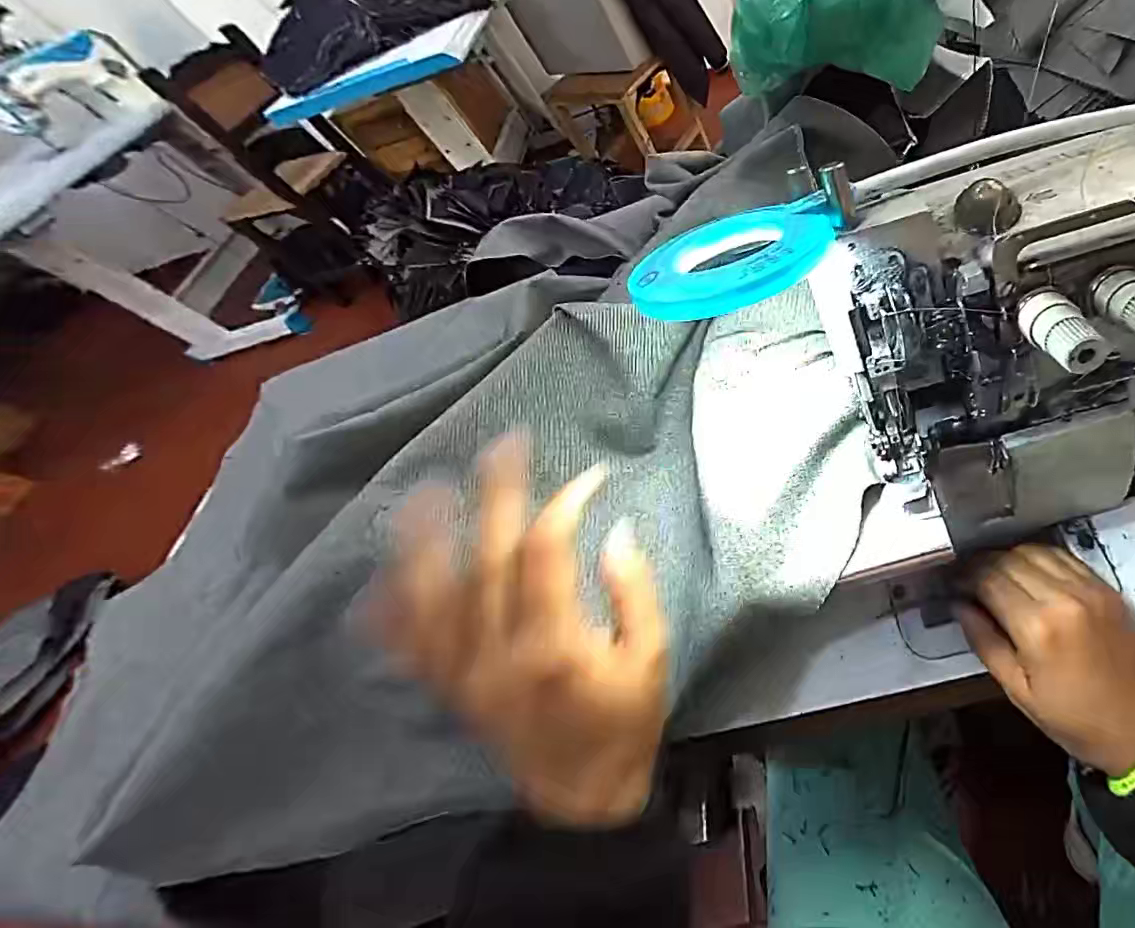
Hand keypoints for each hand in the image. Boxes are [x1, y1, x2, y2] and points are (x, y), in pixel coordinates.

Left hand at [377, 434, 669, 827]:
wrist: (582, 792)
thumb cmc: (628, 717)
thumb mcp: (652, 653)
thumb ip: (633, 590)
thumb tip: (616, 530)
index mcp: (554, 643)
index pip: (547, 554)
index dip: (567, 504)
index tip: (592, 477)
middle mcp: (494, 654)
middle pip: (486, 559)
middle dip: (496, 494)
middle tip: (506, 445)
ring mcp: (460, 673)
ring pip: (427, 596)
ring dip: (423, 538)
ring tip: (424, 488)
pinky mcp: (446, 689)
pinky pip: (404, 645)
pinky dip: (387, 607)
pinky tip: (380, 572)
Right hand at [957, 544, 1134, 776]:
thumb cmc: (1076, 719)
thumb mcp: (1019, 692)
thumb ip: (985, 642)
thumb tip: (959, 606)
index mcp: (1037, 627)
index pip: (989, 579)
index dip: (965, 576)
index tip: (953, 583)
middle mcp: (1062, 596)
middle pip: (1009, 558)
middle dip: (983, 563)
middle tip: (969, 577)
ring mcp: (1087, 586)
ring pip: (1035, 549)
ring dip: (1009, 556)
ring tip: (995, 572)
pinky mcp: (1104, 584)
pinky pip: (1063, 555)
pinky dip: (1039, 556)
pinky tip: (1029, 571)